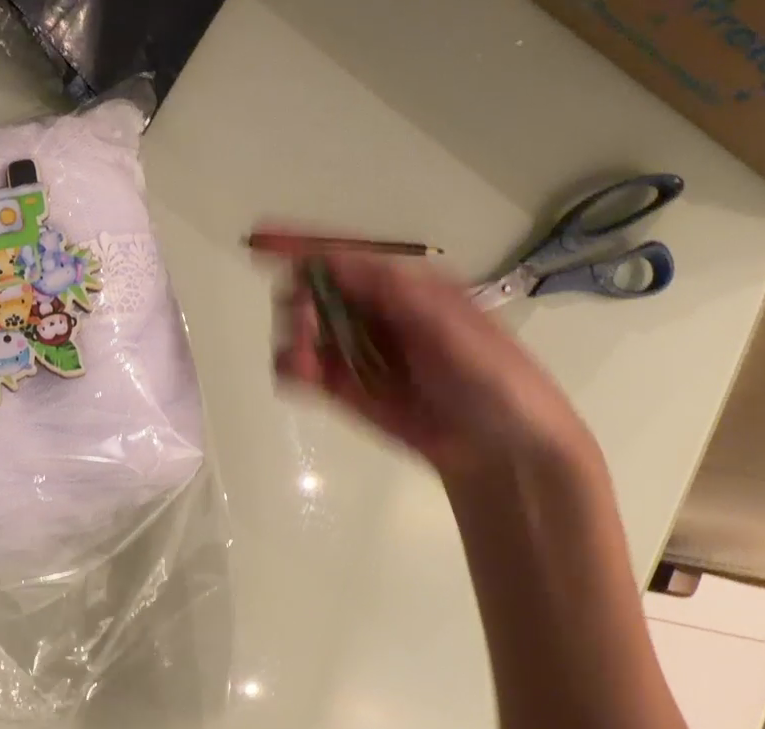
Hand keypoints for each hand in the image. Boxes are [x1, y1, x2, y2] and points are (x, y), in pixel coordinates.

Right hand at [273, 251, 598, 481]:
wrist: (501, 450)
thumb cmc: (497, 383)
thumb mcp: (458, 331)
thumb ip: (400, 296)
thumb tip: (339, 261)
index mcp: (409, 289)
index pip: (349, 257)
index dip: (305, 246)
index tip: (263, 241)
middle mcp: (378, 314)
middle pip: (315, 294)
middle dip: (299, 306)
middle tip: (307, 332)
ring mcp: (358, 353)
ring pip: (302, 333)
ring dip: (294, 343)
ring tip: (310, 369)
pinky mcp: (344, 389)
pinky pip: (302, 370)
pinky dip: (292, 371)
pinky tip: (302, 379)